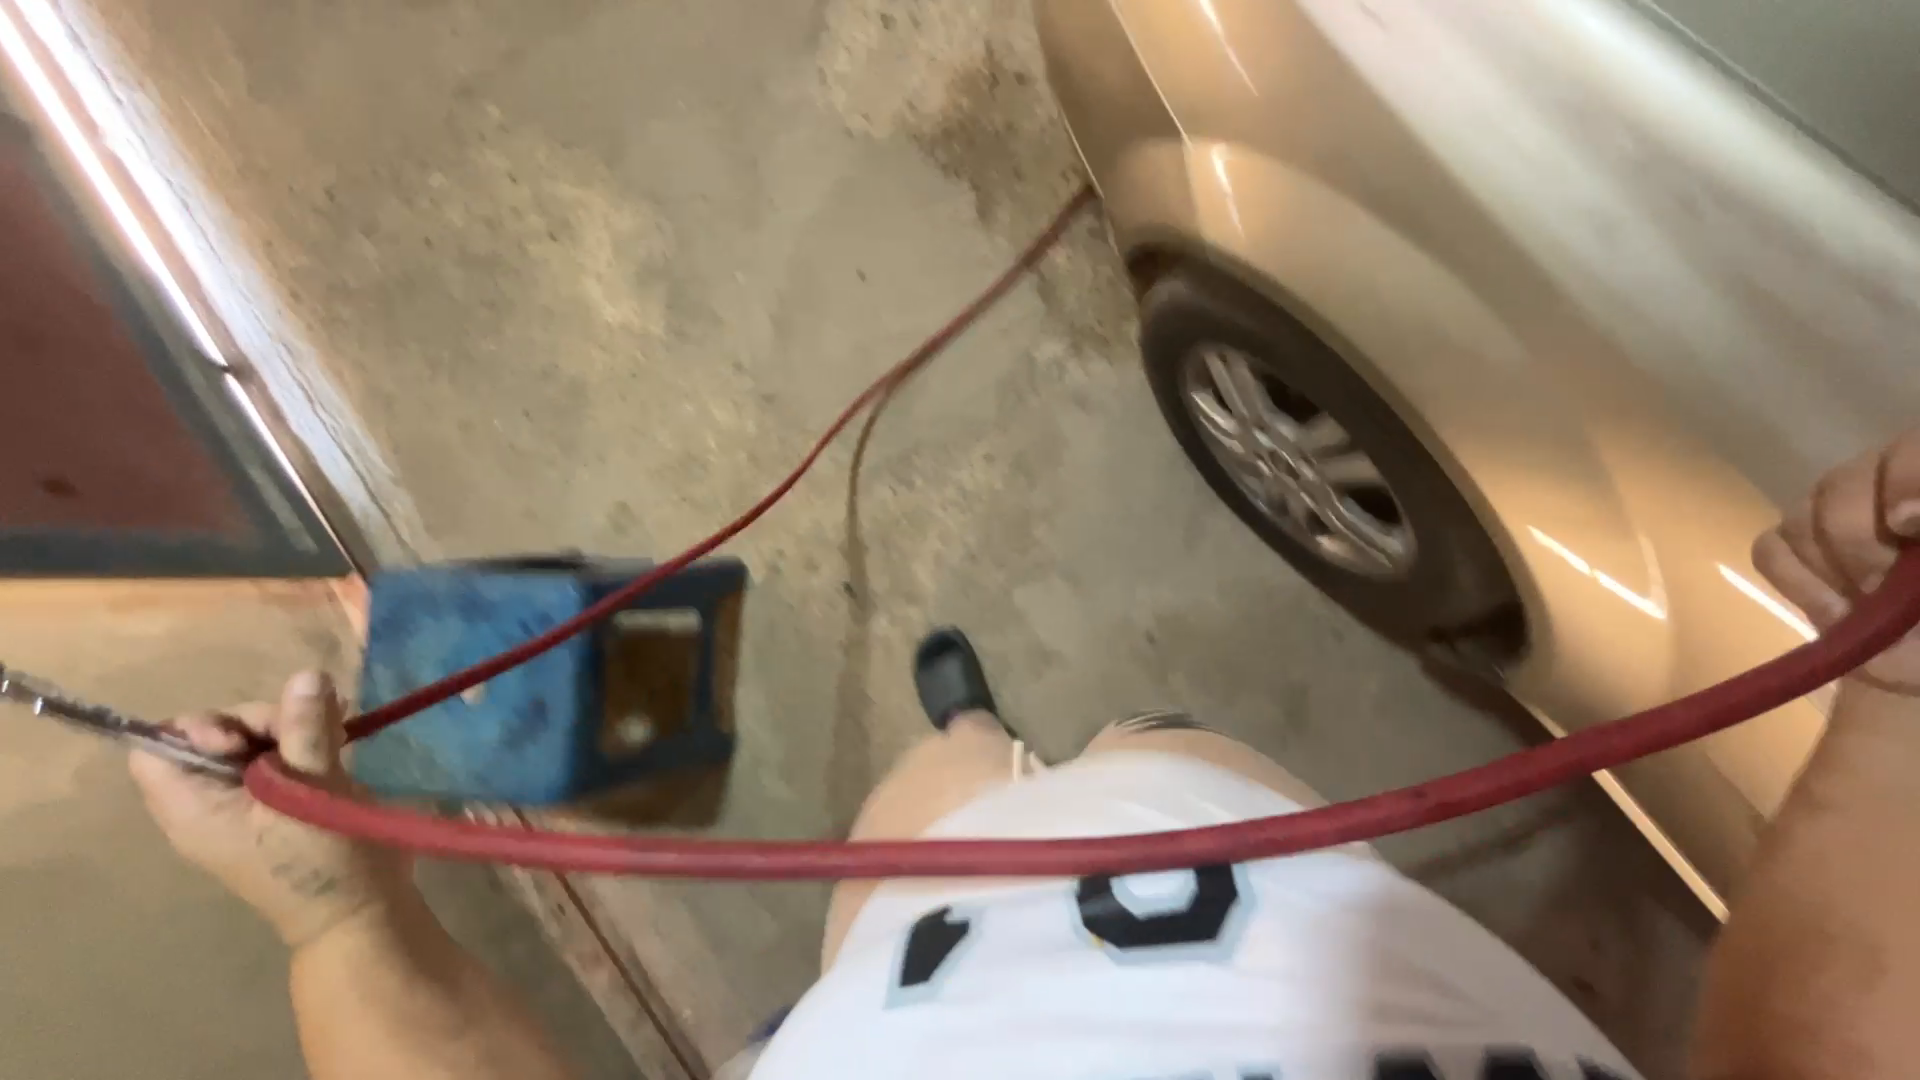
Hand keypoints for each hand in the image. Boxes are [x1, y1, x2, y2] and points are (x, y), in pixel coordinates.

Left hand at [129, 671, 416, 948]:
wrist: (361, 909)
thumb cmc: (322, 860)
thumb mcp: (313, 793)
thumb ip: (307, 733)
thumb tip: (308, 675)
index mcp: (195, 807)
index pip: (160, 747)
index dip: (203, 726)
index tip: (254, 731)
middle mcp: (214, 800)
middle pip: (216, 735)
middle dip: (265, 719)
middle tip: (316, 723)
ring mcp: (255, 799)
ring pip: (258, 740)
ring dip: (296, 724)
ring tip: (339, 727)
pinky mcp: (290, 797)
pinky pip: (288, 753)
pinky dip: (312, 737)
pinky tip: (344, 735)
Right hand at [1754, 428, 1919, 693]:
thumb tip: (1903, 516)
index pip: (1913, 450)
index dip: (1907, 476)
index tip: (1909, 526)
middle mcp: (1886, 483)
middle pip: (1844, 480)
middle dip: (1859, 541)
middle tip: (1885, 588)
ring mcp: (1833, 515)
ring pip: (1801, 516)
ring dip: (1833, 568)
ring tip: (1869, 604)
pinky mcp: (1793, 548)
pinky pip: (1770, 549)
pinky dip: (1799, 583)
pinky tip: (1837, 611)